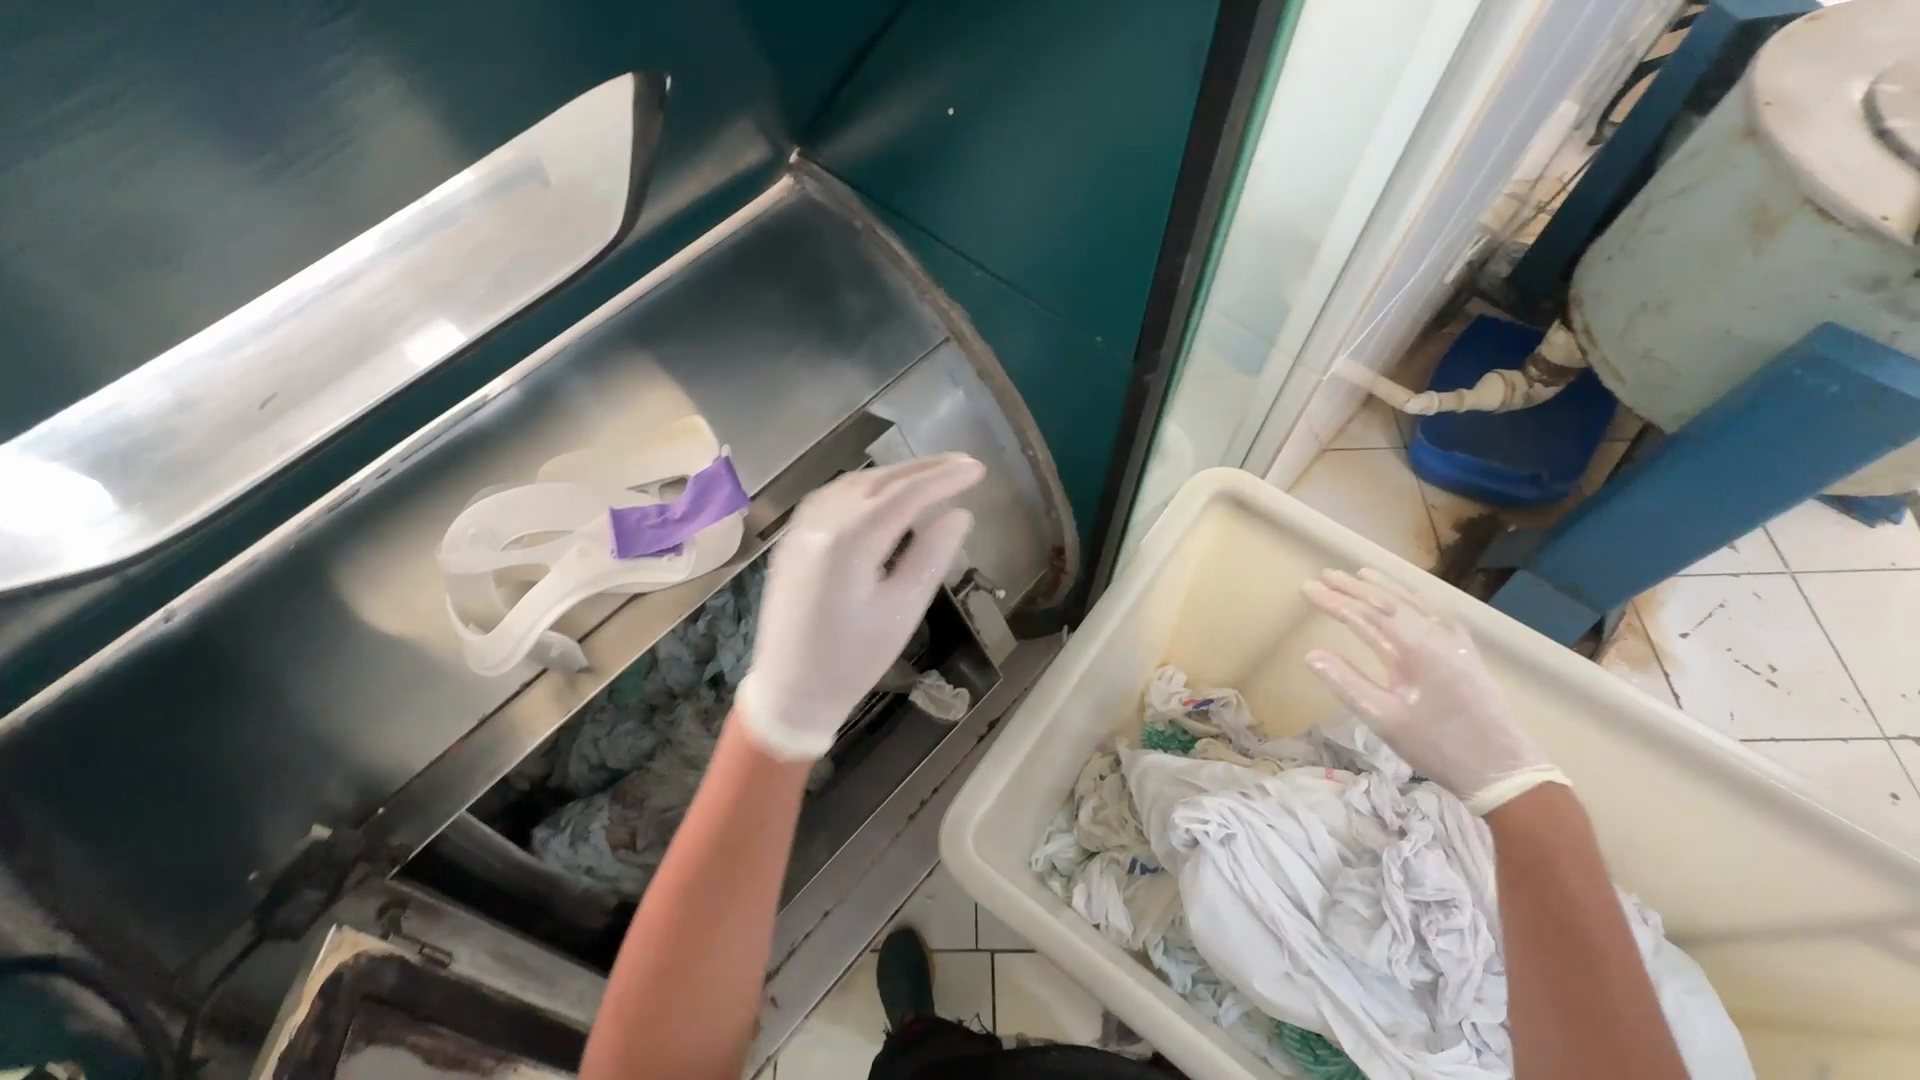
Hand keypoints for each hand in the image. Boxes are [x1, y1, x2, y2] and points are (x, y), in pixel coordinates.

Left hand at [734, 454, 984, 760]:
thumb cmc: (853, 660)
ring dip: (894, 474)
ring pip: (853, 484)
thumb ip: (931, 556)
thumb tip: (958, 514)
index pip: (906, 495)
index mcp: (850, 542)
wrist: (790, 691)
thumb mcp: (902, 610)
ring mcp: (801, 530)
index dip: (944, 478)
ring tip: (930, 475)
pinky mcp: (793, 541)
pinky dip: (865, 487)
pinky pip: (831, 497)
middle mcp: (821, 524)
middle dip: (923, 469)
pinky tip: (883, 494)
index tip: (978, 469)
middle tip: (963, 464)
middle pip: (879, 481)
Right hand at [1300, 568, 1565, 813]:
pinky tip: (1413, 598)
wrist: (1502, 769)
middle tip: (1326, 574)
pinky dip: (1417, 600)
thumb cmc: (1437, 746)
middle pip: (1389, 602)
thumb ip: (1346, 683)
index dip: (1333, 601)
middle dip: (1355, 588)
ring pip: (1415, 604)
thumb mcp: (1384, 719)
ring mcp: (1455, 643)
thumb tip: (1311, 654)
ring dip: (1386, 587)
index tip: (1307, 588)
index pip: (1364, 616)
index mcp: (1414, 650)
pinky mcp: (1466, 653)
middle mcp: (1435, 637)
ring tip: (1362, 574)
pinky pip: (1438, 614)